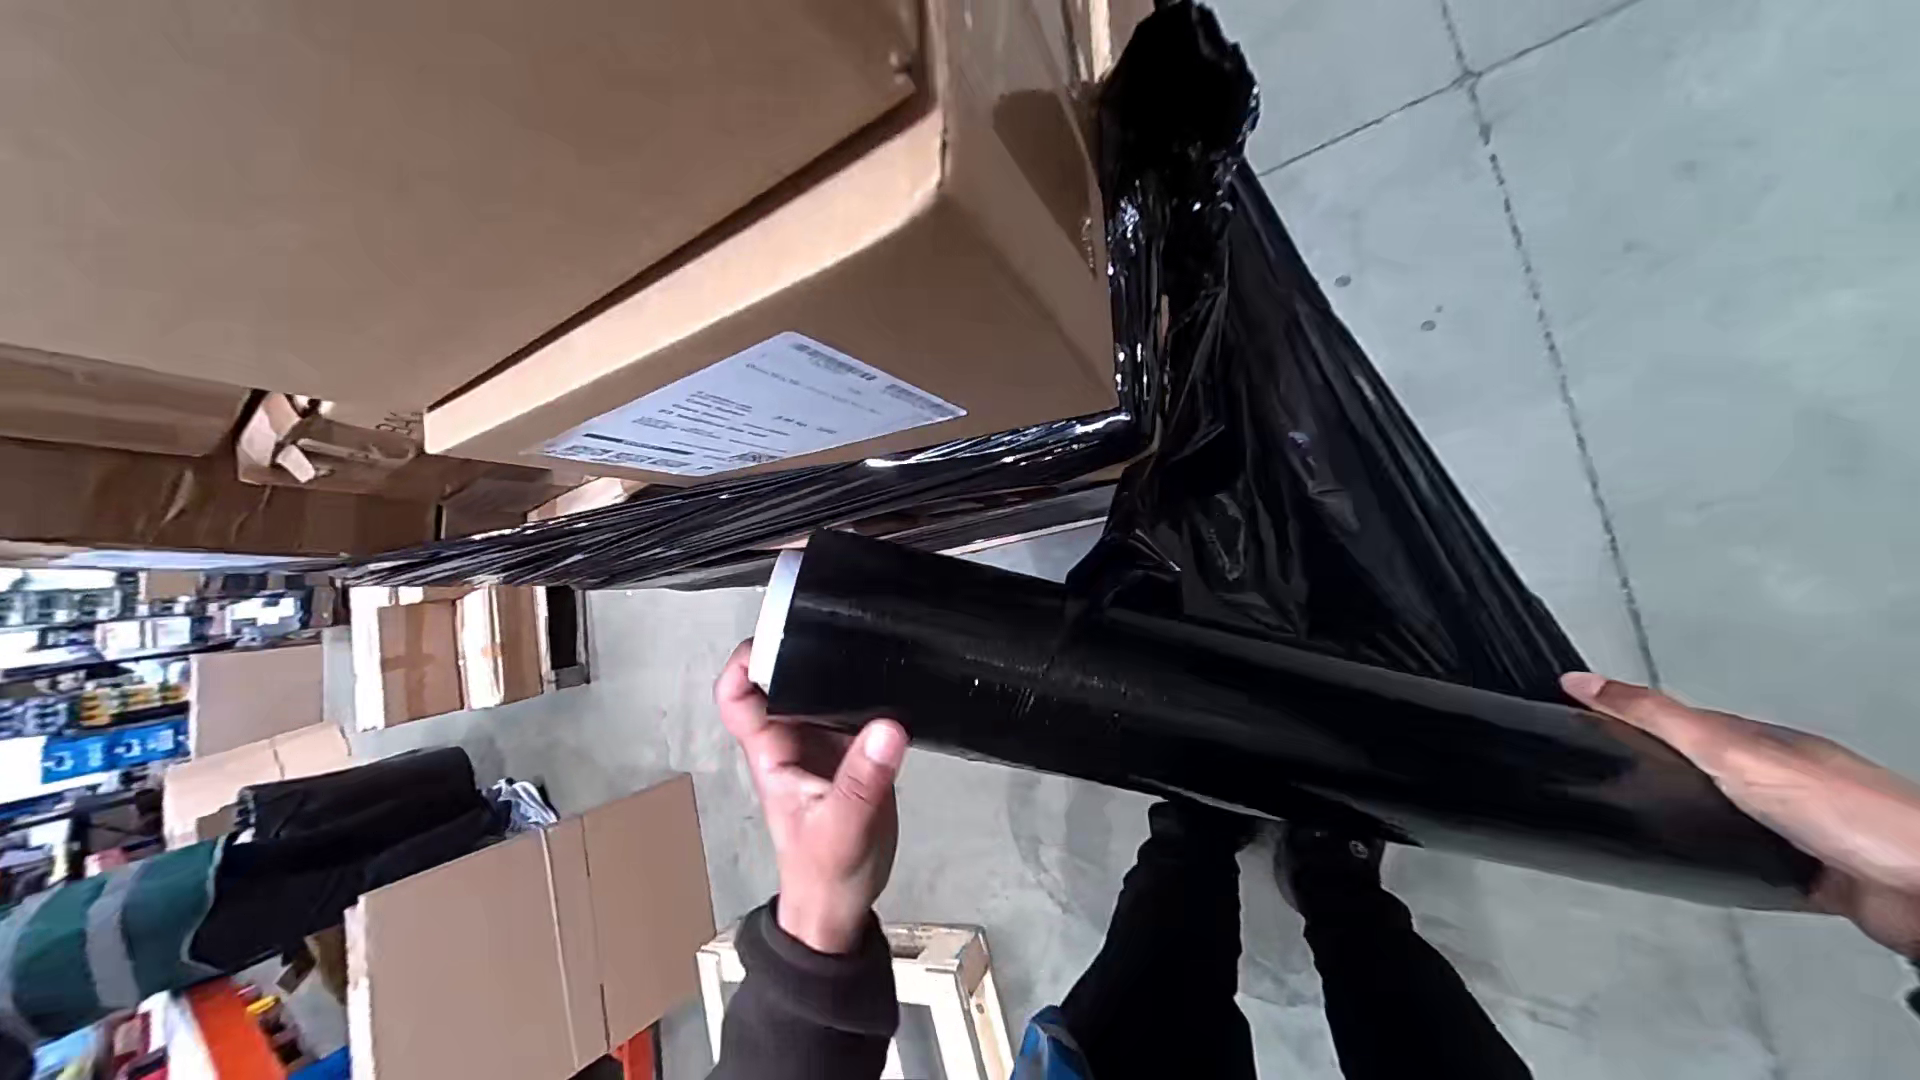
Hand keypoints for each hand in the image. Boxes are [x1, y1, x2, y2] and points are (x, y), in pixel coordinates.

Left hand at [716, 639, 908, 953]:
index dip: (748, 662)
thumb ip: (862, 783)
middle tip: (851, 620)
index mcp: (771, 751)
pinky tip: (898, 672)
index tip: (785, 633)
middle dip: (808, 646)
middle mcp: (794, 735)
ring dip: (845, 664)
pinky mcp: (856, 747)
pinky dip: (875, 688)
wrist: (843, 905)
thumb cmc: (824, 874)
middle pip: (786, 677)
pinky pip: (861, 705)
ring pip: (826, 686)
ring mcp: (825, 739)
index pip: (739, 695)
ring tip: (879, 635)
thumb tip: (889, 727)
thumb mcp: (841, 831)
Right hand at [1563, 672, 1919, 955]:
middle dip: (1651, 772)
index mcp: (1761, 743)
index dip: (1629, 720)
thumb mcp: (1727, 750)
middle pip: (1698, 768)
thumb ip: (1653, 717)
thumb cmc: (1838, 809)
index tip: (1579, 724)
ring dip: (1682, 818)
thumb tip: (1576, 680)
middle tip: (1598, 780)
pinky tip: (1686, 865)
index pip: (1681, 722)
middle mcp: (1779, 780)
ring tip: (1629, 821)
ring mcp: (1797, 828)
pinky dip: (1712, 862)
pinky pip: (1743, 863)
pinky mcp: (1807, 875)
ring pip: (1718, 815)